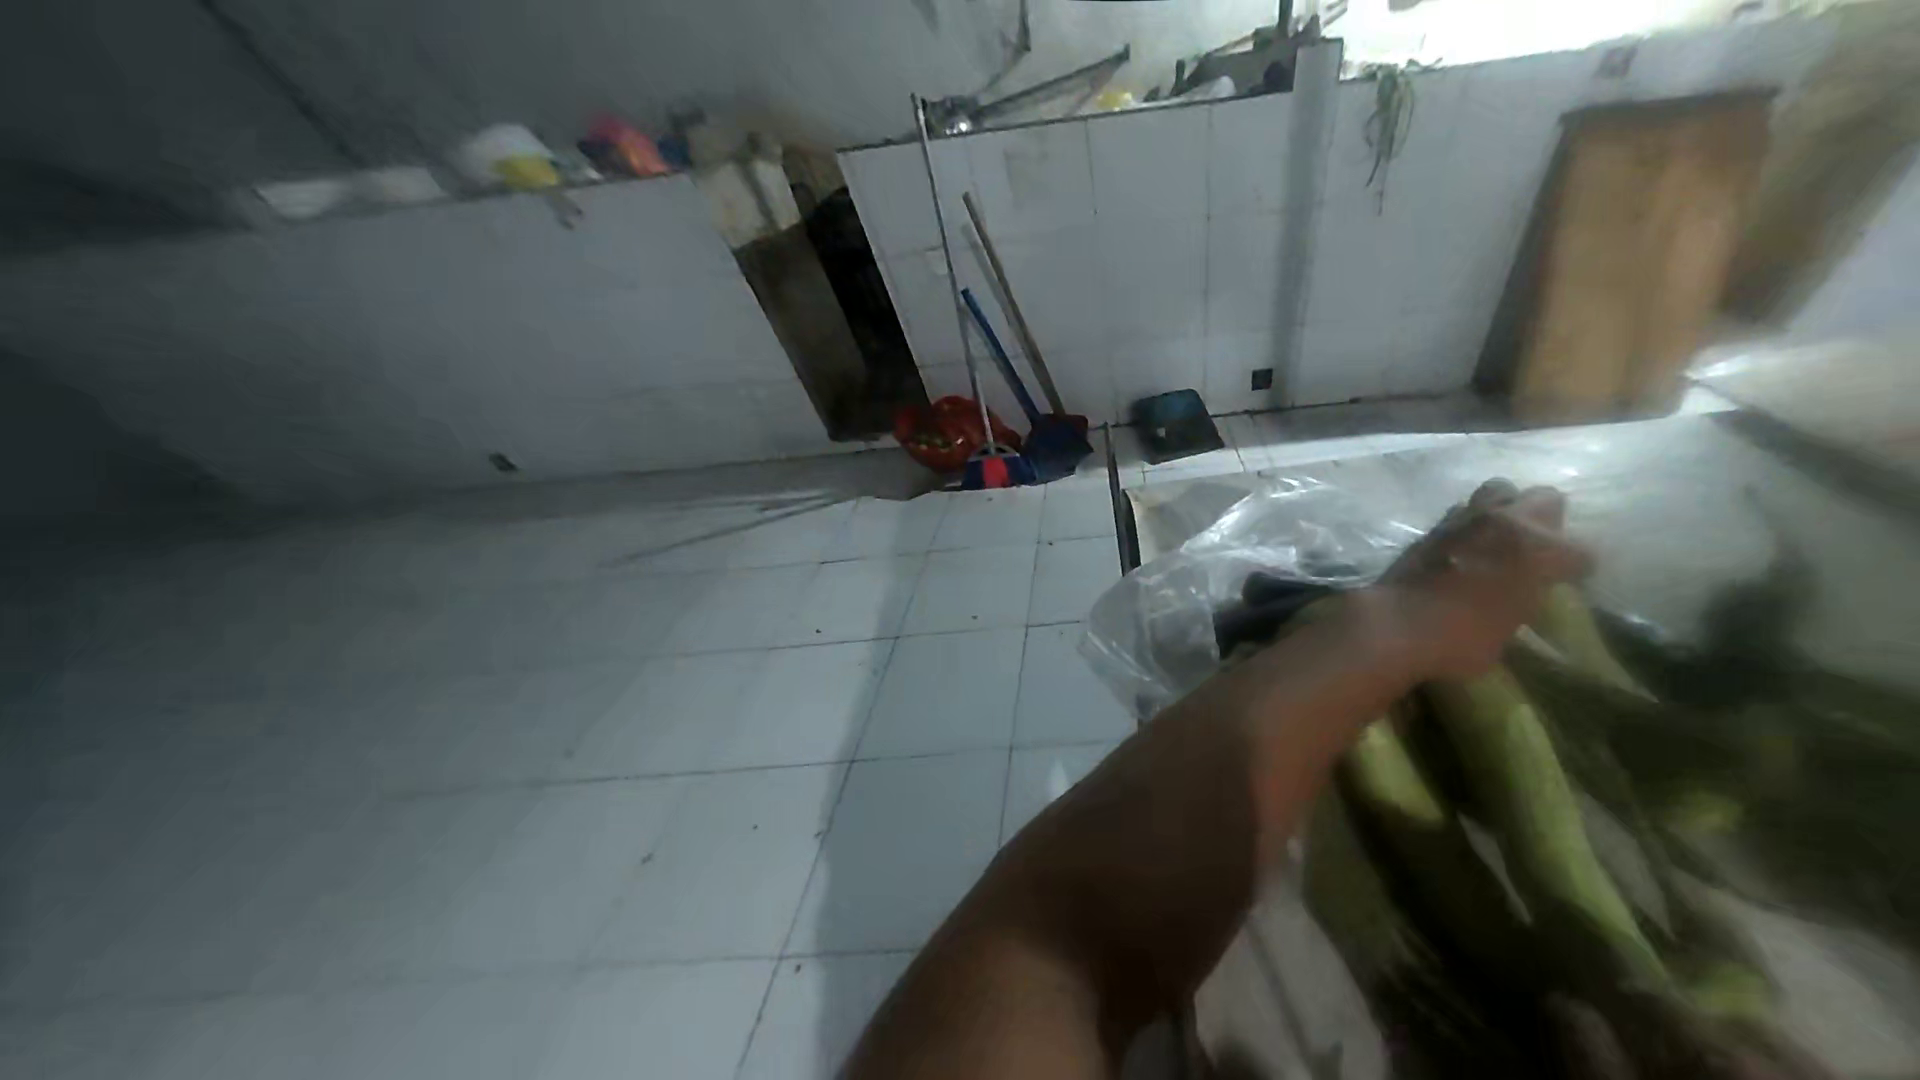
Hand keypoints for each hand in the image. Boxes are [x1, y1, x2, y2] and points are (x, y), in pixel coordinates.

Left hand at [1373, 479, 1590, 678]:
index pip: (1581, 553)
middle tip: (1536, 549)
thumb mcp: (1509, 631)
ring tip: (1498, 539)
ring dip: (1502, 511)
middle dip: (1546, 521)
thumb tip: (1517, 600)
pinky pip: (1459, 515)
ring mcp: (1464, 521)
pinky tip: (1463, 547)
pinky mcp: (1429, 529)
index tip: (1567, 583)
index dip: (1576, 570)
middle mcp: (1505, 525)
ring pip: (1497, 492)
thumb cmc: (1460, 640)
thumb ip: (1522, 603)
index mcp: (1539, 551)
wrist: (1393, 625)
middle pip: (1543, 498)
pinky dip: (1467, 526)